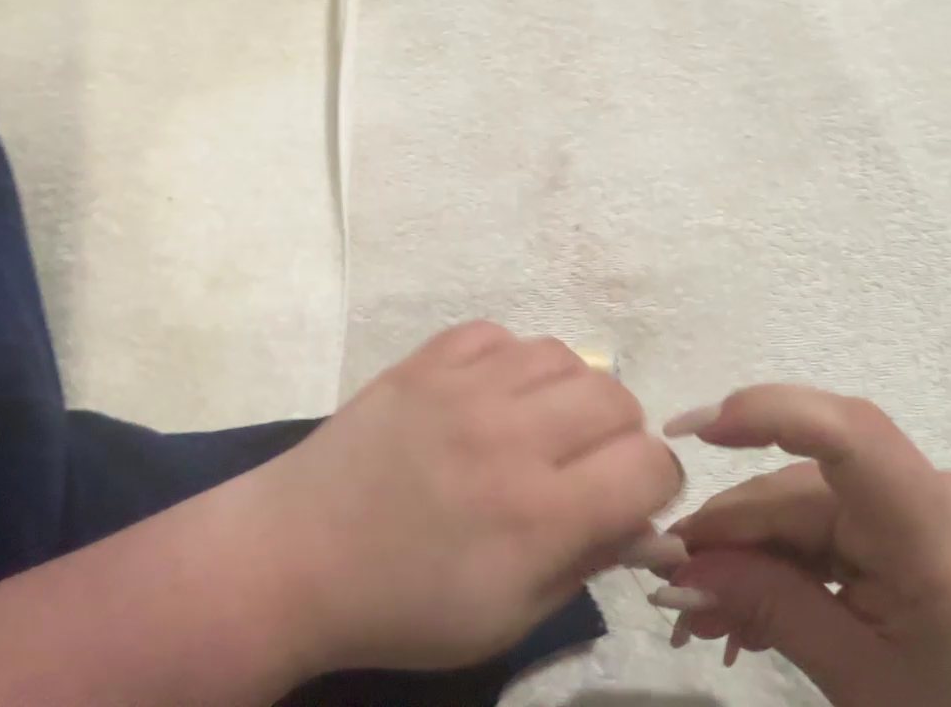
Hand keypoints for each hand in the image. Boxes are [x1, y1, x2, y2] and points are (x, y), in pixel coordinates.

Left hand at [256, 321, 684, 671]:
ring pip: (560, 354)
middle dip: (621, 434)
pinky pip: (492, 333)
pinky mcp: (419, 363)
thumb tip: (648, 528)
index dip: (655, 485)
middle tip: (586, 464)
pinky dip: (508, 359)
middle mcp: (508, 434)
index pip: (649, 464)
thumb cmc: (402, 606)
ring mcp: (459, 388)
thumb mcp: (509, 617)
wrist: (295, 555)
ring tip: (540, 424)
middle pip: (614, 397)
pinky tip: (491, 393)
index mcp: (539, 511)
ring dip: (569, 390)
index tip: (629, 500)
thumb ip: (586, 562)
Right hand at [649, 385, 950, 706]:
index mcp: (932, 528)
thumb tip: (674, 570)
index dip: (762, 413)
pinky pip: (829, 536)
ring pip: (800, 513)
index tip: (686, 434)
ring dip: (746, 562)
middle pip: (796, 490)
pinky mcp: (916, 535)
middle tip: (671, 595)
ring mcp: (922, 512)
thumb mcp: (862, 679)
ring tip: (703, 622)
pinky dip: (784, 570)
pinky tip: (745, 616)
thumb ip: (765, 607)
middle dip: (726, 538)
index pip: (847, 433)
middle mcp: (927, 496)